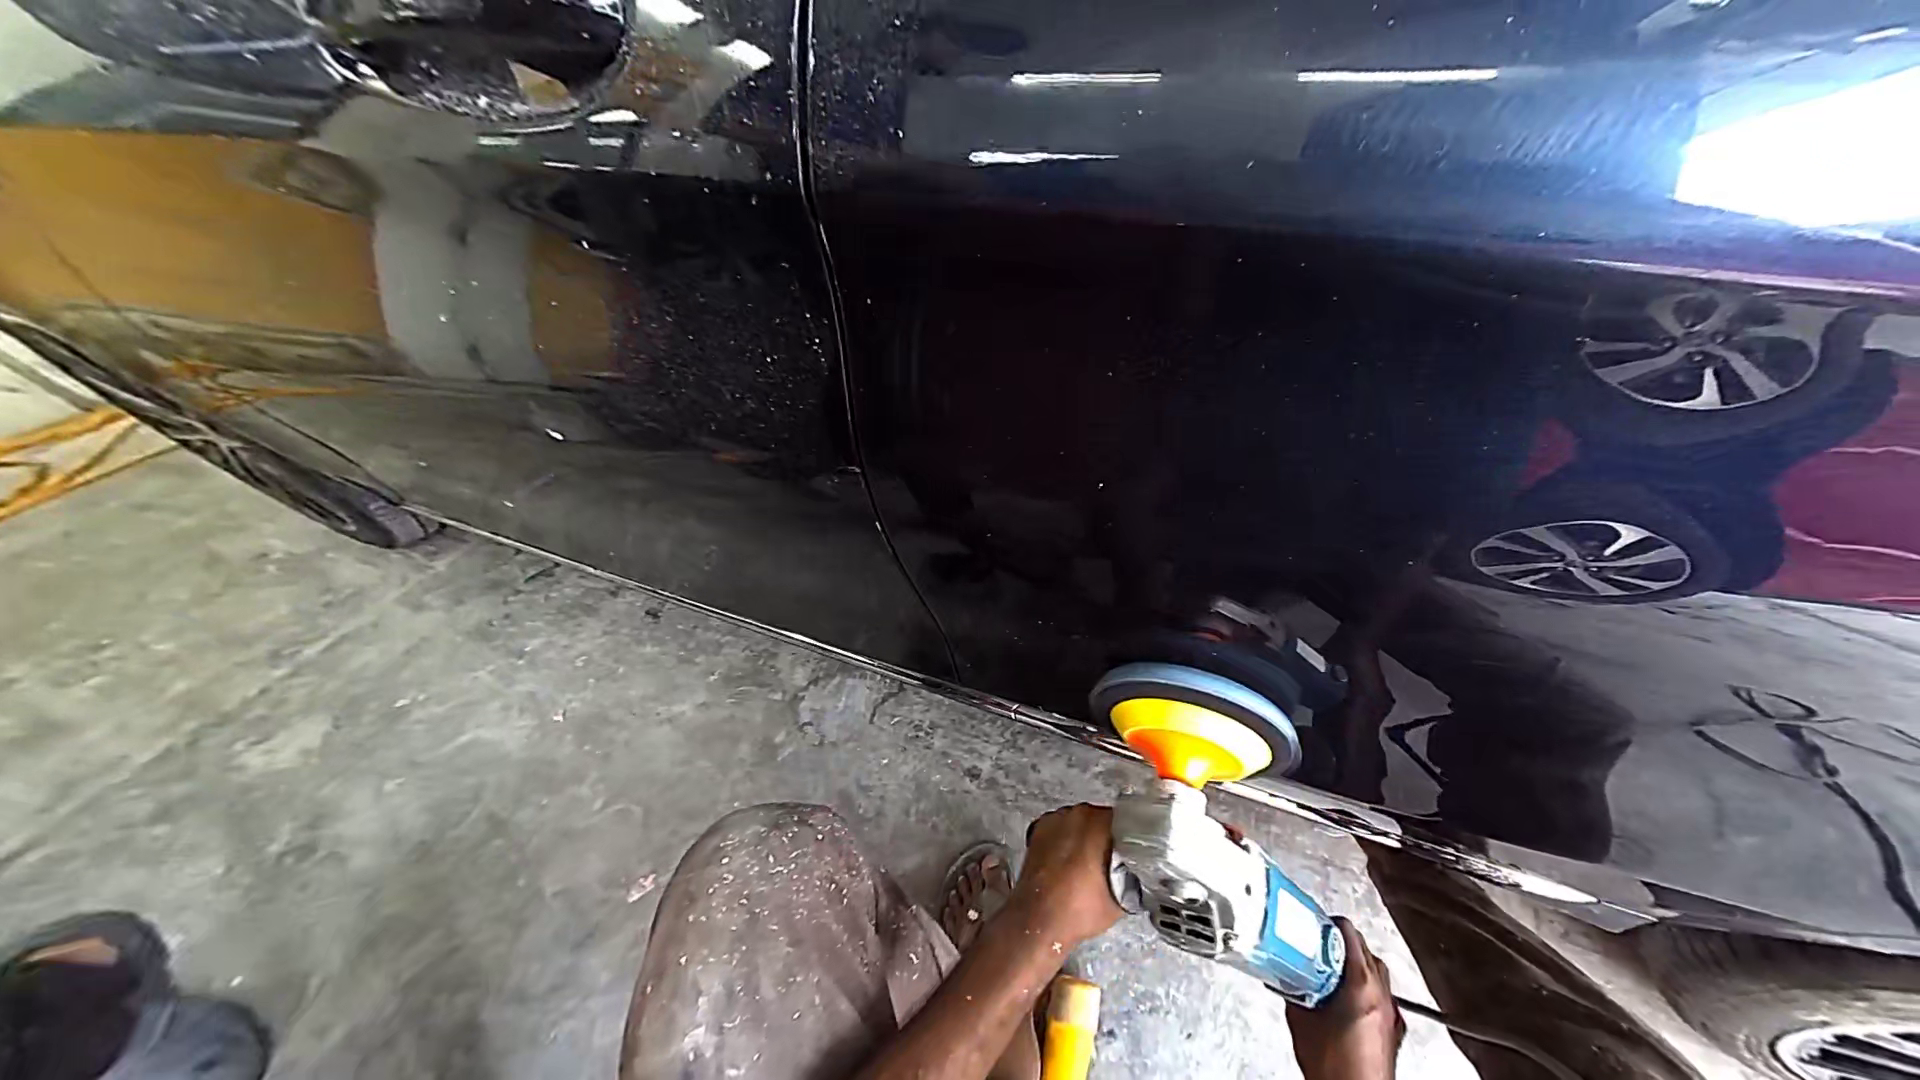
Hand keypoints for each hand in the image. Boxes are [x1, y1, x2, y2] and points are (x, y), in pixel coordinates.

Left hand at [1009, 804, 1124, 947]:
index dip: (1128, 838)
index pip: (1123, 821)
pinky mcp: (1038, 829)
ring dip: (1084, 837)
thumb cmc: (1077, 908)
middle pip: (1099, 819)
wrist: (1039, 919)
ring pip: (1078, 823)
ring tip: (1089, 863)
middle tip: (1111, 860)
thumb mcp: (1122, 897)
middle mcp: (1075, 814)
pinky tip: (1069, 862)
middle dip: (1106, 836)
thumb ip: (1132, 875)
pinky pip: (1060, 830)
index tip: (1130, 850)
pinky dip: (1065, 841)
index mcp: (1098, 823)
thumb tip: (1134, 872)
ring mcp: (1054, 820)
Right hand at [1286, 918, 1404, 1079]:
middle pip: (1367, 951)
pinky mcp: (1394, 1032)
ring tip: (1333, 968)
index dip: (1332, 924)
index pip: (1351, 935)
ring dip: (1357, 963)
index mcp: (1360, 985)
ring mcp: (1392, 1014)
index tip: (1317, 923)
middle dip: (1344, 942)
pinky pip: (1384, 996)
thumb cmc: (1333, 1064)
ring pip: (1378, 973)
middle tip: (1320, 942)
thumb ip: (1294, 989)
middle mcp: (1381, 996)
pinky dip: (1368, 987)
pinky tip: (1349, 998)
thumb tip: (1286, 976)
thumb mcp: (1299, 1018)